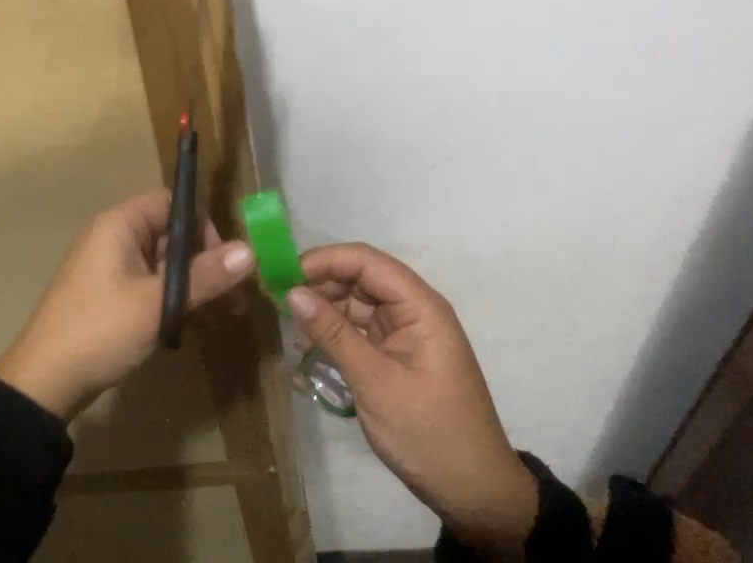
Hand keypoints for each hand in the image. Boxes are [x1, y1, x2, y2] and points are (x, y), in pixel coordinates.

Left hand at [0, 190, 256, 420]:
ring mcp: (111, 269)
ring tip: (226, 318)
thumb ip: (205, 276)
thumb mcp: (158, 303)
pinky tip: (197, 329)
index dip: (203, 227)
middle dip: (207, 265)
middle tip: (237, 301)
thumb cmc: (101, 329)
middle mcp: (114, 238)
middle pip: (172, 237)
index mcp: (119, 225)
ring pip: (165, 267)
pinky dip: (174, 302)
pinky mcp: (111, 298)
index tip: (225, 263)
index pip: (172, 204)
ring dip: (195, 288)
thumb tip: (250, 251)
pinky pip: (151, 288)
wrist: (46, 379)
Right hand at [287, 245, 537, 561]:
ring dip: (322, 313)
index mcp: (420, 307)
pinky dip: (333, 336)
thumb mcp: (375, 382)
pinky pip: (358, 331)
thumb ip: (333, 333)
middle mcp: (413, 311)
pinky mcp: (395, 356)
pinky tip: (307, 351)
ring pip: (354, 304)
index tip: (283, 276)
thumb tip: (291, 292)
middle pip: (358, 278)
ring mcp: (404, 334)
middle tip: (279, 305)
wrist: (474, 492)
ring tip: (292, 333)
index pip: (366, 261)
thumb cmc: (429, 432)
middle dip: (318, 286)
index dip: (324, 260)